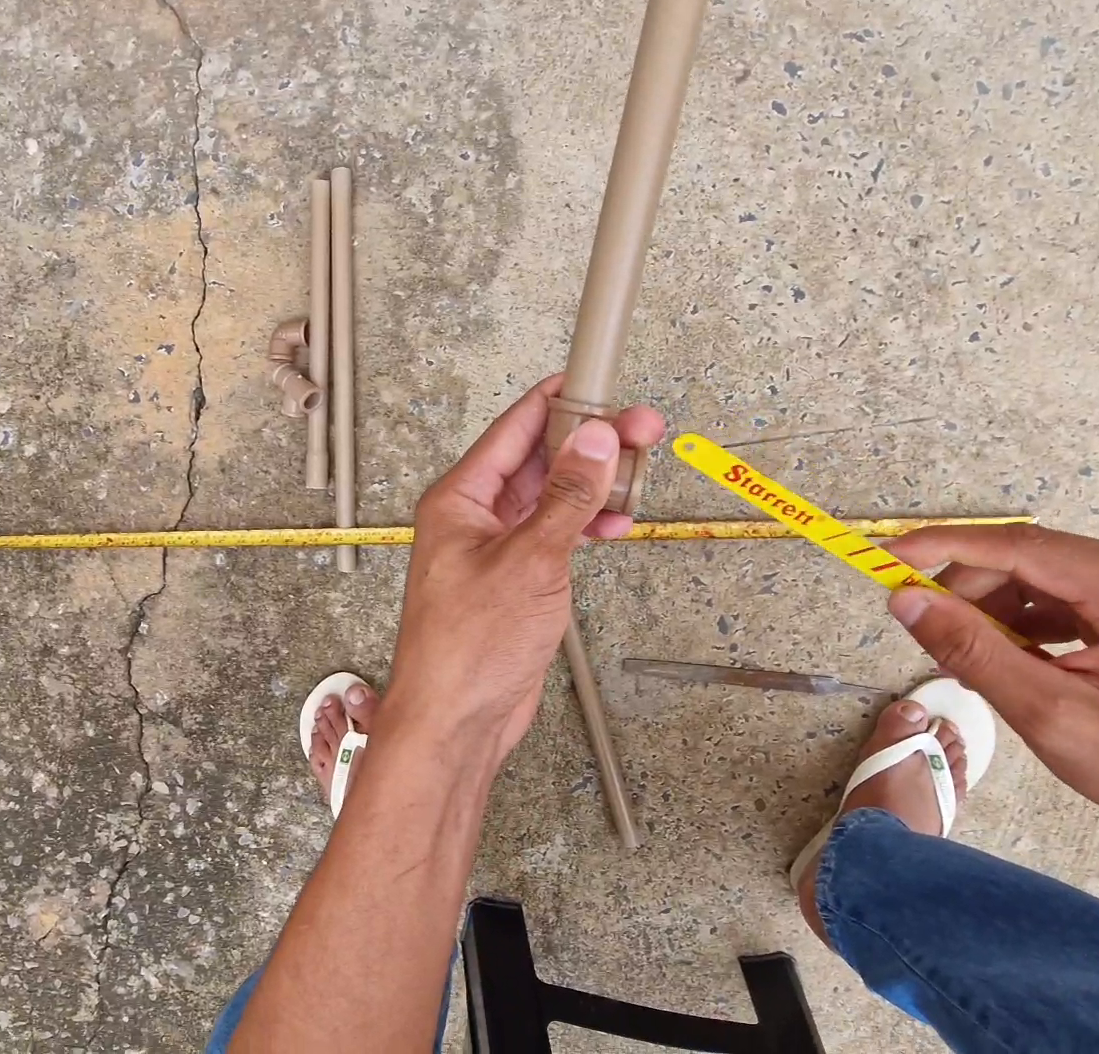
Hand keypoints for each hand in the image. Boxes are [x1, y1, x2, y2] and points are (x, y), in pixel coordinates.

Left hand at [384, 375, 664, 765]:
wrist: (456, 718)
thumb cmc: (466, 647)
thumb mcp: (528, 561)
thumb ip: (565, 499)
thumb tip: (595, 441)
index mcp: (460, 499)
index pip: (514, 429)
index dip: (558, 400)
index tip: (598, 381)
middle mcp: (475, 516)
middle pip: (538, 460)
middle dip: (589, 443)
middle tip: (641, 428)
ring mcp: (496, 546)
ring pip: (551, 497)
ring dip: (593, 485)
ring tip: (640, 472)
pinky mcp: (516, 577)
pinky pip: (554, 533)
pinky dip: (586, 525)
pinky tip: (616, 522)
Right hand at [884, 523, 1098, 850]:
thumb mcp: (1049, 715)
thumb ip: (972, 650)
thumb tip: (903, 600)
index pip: (1026, 548)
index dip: (946, 546)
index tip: (887, 556)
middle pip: (1034, 559)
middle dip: (970, 590)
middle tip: (929, 633)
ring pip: (1046, 576)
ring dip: (995, 608)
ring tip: (969, 659)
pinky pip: (1069, 596)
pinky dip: (1026, 620)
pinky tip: (1010, 657)